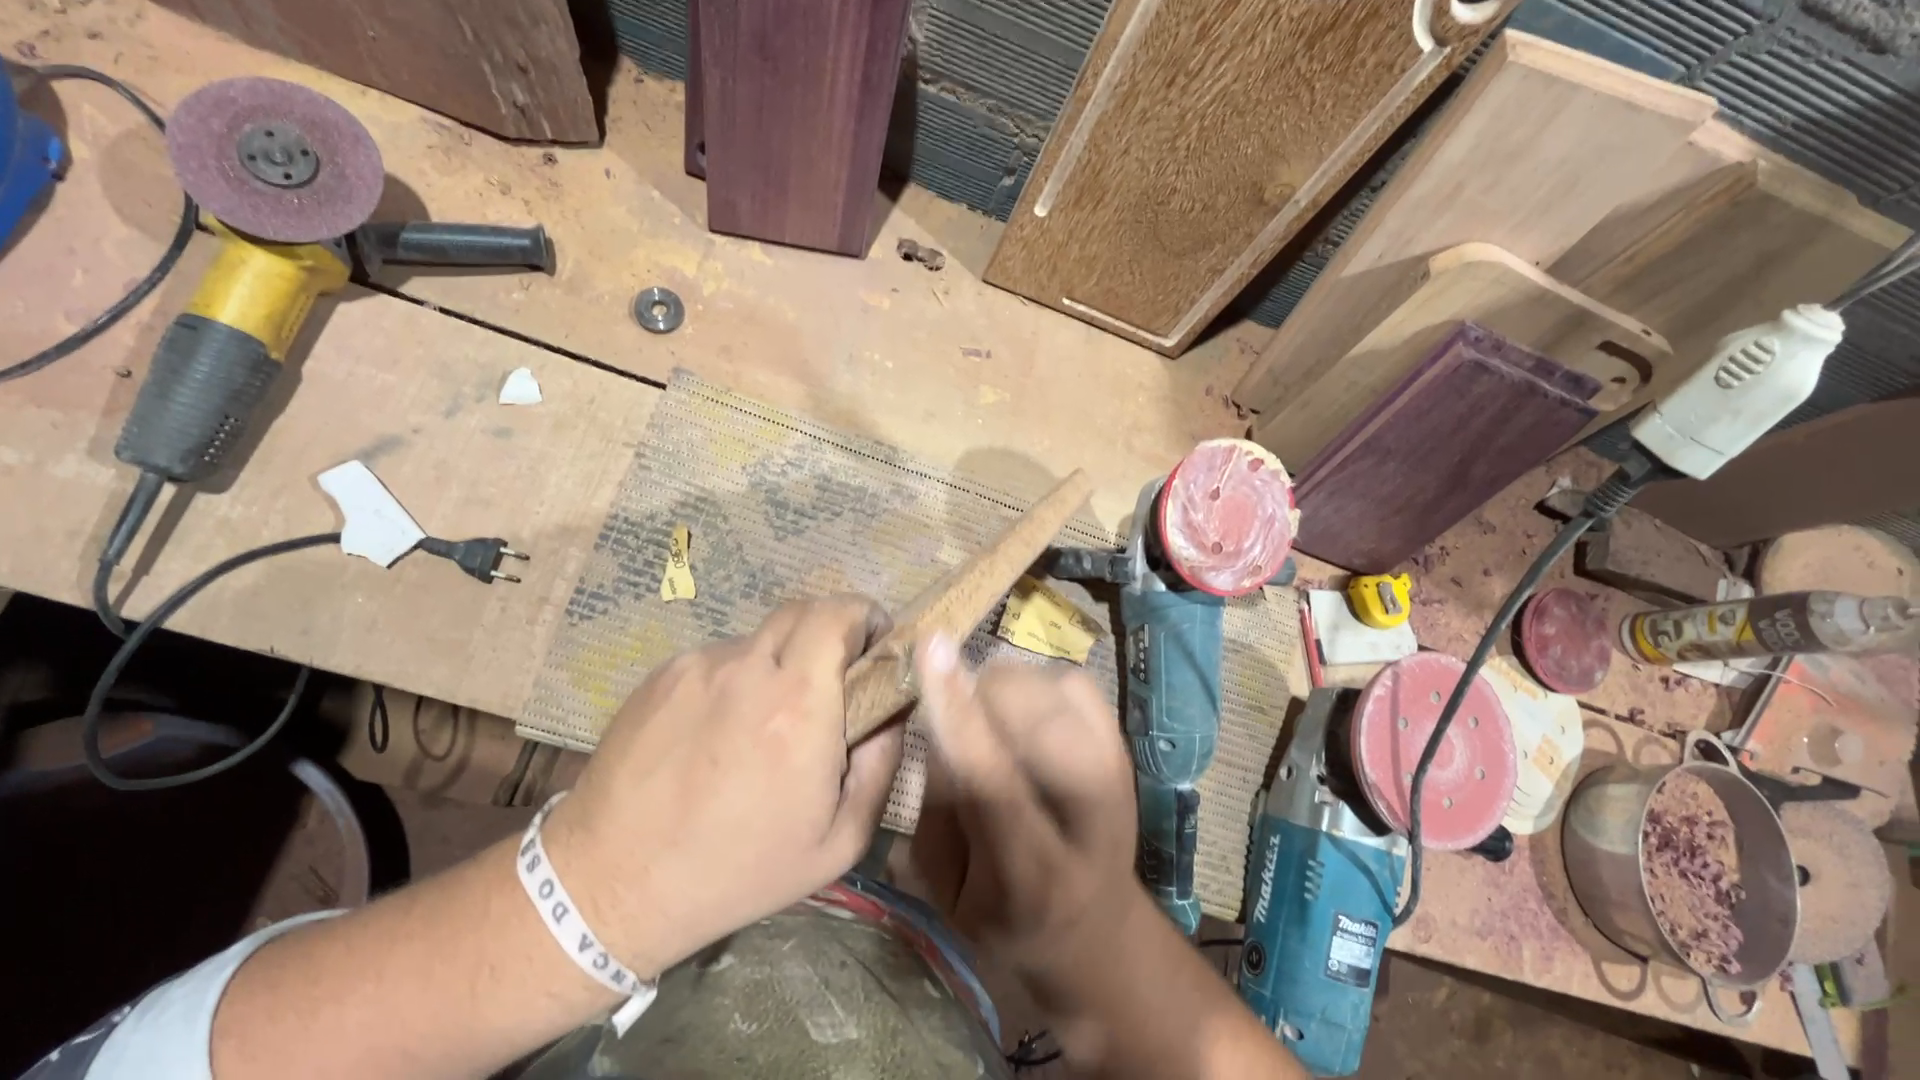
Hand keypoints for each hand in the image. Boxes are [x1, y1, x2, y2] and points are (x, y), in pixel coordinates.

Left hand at [544, 596, 905, 977]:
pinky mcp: (660, 676)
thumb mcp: (839, 842)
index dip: (867, 622)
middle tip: (831, 683)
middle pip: (804, 610)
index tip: (873, 652)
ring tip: (763, 727)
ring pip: (759, 640)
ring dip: (779, 665)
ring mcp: (697, 667)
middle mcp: (748, 668)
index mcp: (799, 705)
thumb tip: (893, 711)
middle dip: (830, 633)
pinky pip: (717, 662)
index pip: (842, 614)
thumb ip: (881, 765)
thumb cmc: (737, 871)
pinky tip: (717, 737)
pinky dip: (734, 683)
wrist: (613, 882)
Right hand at [910, 631, 1149, 1016]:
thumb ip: (934, 810)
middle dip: (980, 693)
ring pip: (1059, 691)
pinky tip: (1021, 712)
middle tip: (953, 710)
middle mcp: (1088, 820)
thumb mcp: (946, 888)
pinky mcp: (1124, 748)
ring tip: (986, 715)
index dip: (958, 713)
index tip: (931, 650)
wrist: (1094, 925)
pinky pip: (1076, 682)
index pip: (992, 782)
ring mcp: (1118, 778)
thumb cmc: (1001, 914)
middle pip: (1040, 722)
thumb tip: (937, 722)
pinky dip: (1038, 682)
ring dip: (1006, 686)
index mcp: (1031, 874)